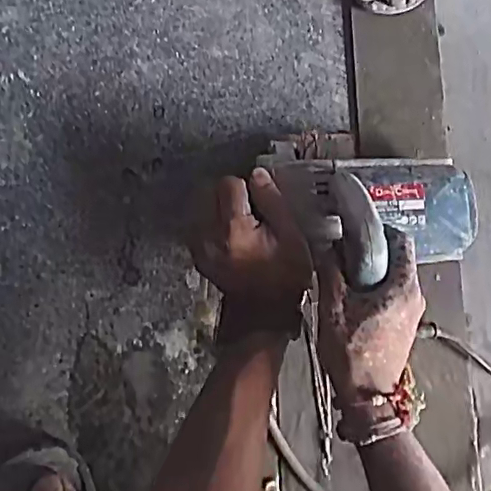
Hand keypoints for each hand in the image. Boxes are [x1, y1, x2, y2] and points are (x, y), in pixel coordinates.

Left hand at [189, 168, 310, 338]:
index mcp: (233, 229)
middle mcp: (209, 235)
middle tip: (252, 213)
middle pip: (211, 191)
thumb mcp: (292, 239)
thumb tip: (258, 174)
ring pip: (203, 205)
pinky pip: (201, 223)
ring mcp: (200, 245)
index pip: (229, 184)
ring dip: (221, 207)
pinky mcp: (198, 254)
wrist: (262, 315)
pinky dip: (214, 222)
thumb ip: (274, 203)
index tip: (261, 204)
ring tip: (243, 225)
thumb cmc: (283, 279)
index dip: (248, 188)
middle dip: (231, 195)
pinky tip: (233, 236)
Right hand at [314, 227, 423, 401]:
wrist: (367, 398)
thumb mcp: (333, 307)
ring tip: (341, 274)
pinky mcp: (404, 325)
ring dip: (369, 272)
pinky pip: (392, 295)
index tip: (354, 230)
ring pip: (393, 277)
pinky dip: (374, 288)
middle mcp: (415, 297)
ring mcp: (412, 313)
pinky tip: (350, 297)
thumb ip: (330, 270)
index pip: (401, 239)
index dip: (377, 229)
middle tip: (341, 252)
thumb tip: (326, 245)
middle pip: (396, 258)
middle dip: (369, 251)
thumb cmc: (352, 354)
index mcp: (404, 287)